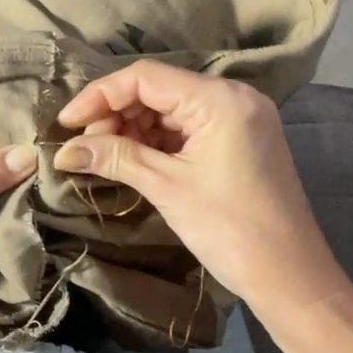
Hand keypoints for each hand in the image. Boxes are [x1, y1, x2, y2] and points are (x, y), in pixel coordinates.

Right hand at [51, 61, 351, 319]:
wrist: (289, 274)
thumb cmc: (229, 228)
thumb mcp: (166, 187)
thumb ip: (114, 158)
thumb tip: (63, 152)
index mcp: (220, 99)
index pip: (145, 78)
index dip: (99, 96)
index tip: (65, 124)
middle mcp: (231, 96)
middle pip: (156, 89)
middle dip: (114, 114)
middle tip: (84, 148)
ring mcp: (237, 118)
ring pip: (167, 109)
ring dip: (131, 129)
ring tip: (103, 158)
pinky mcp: (236, 139)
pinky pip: (184, 127)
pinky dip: (153, 141)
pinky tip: (129, 160)